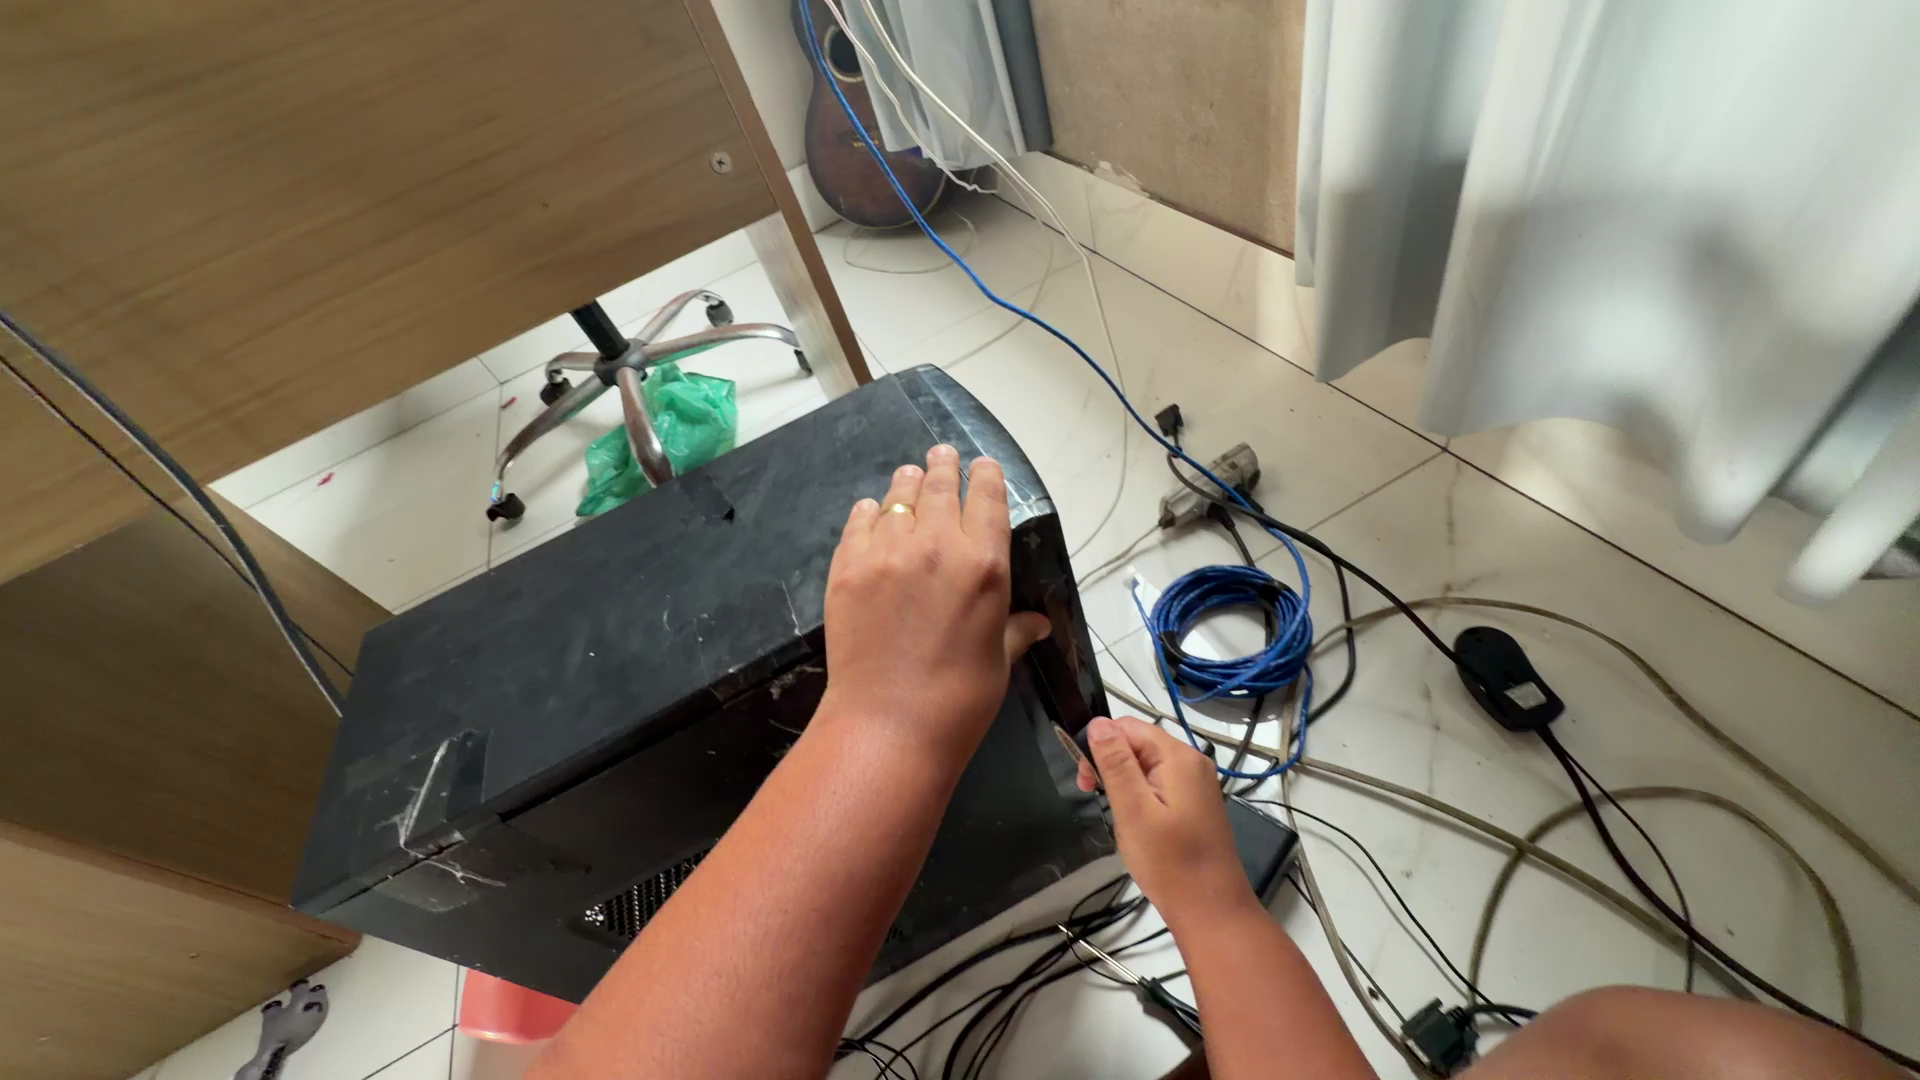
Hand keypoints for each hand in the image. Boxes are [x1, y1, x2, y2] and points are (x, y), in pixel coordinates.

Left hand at [818, 444, 1052, 764]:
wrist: (888, 724)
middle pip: (940, 488)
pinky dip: (868, 513)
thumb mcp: (998, 659)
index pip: (987, 499)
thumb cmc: (960, 698)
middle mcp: (935, 544)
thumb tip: (1038, 623)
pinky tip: (871, 510)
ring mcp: (886, 553)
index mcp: (983, 563)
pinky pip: (859, 524)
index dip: (987, 476)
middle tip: (941, 454)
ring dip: (907, 483)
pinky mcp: (847, 568)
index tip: (983, 465)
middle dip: (944, 467)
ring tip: (909, 474)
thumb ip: (1016, 629)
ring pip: (897, 498)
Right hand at [1077, 715, 1258, 924]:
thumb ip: (1115, 763)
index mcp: (1178, 757)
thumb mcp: (1133, 810)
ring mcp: (1197, 782)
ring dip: (1124, 780)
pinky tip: (1136, 819)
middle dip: (1110, 762)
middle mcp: (1192, 762)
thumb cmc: (1169, 863)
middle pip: (1138, 742)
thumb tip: (1098, 722)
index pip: (1128, 727)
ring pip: (1147, 762)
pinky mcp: (1196, 801)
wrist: (1212, 912)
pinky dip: (1140, 793)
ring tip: (1117, 813)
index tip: (1085, 779)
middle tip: (1093, 795)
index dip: (1100, 745)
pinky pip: (1159, 781)